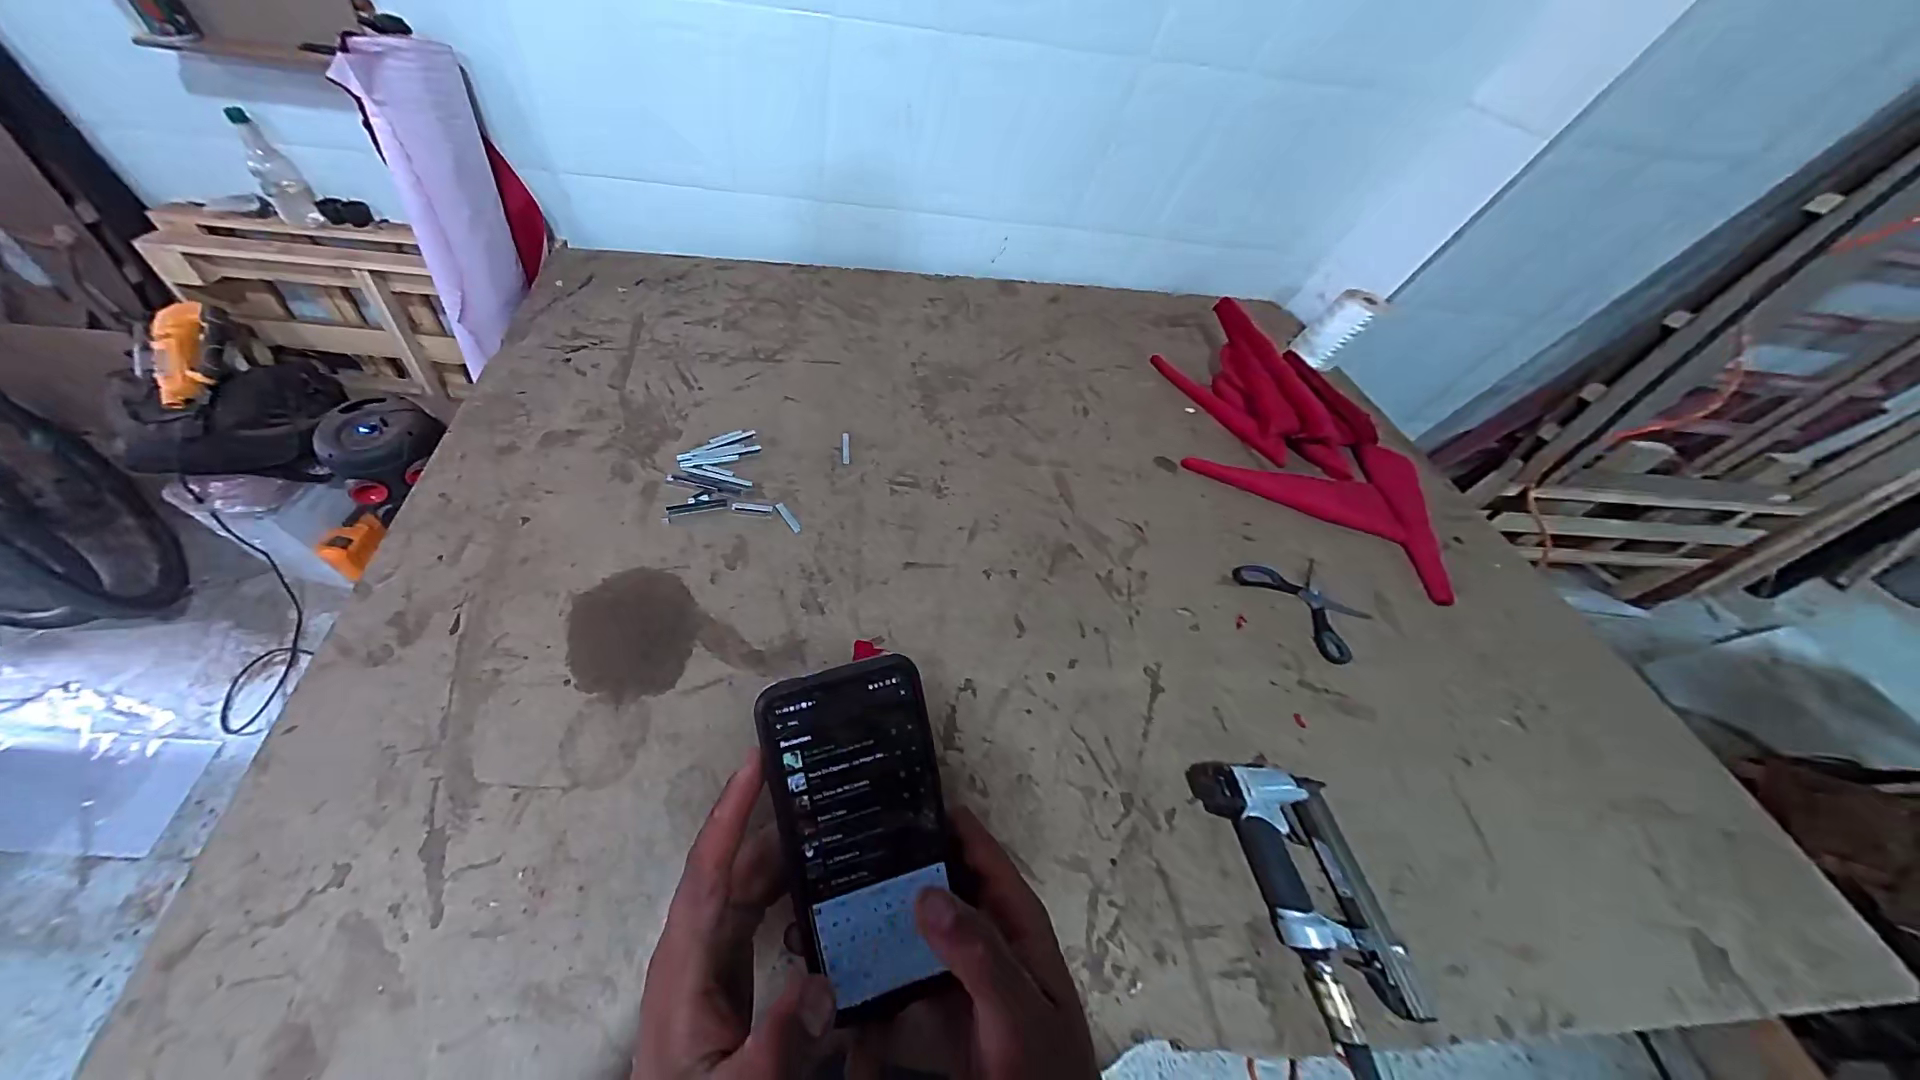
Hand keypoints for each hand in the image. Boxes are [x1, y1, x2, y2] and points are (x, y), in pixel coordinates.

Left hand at [634, 755, 835, 1079]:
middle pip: (734, 868)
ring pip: (749, 885)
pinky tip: (819, 882)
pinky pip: (759, 909)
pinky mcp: (729, 969)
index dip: (730, 813)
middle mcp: (695, 945)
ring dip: (785, 852)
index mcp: (685, 961)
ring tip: (829, 823)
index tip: (755, 761)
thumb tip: (822, 981)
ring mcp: (711, 956)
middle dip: (772, 822)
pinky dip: (787, 886)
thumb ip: (777, 1041)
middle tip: (818, 784)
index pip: (707, 870)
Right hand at [848, 808, 1098, 1079]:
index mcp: (1017, 922)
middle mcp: (988, 935)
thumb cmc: (1040, 1070)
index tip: (907, 796)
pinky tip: (845, 944)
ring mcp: (963, 969)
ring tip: (839, 880)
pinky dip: (881, 951)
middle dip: (908, 860)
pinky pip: (907, 964)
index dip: (950, 824)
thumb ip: (978, 953)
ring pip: (922, 920)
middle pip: (947, 883)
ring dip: (888, 903)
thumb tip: (927, 891)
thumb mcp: (1016, 1008)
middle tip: (857, 836)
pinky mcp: (941, 1002)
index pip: (983, 856)